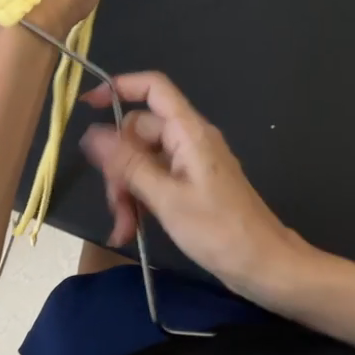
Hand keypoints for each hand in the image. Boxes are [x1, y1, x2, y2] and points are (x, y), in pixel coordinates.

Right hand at [79, 72, 304, 300]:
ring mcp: (189, 163)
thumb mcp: (167, 199)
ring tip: (124, 228)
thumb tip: (93, 133)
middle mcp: (188, 139)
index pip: (154, 88)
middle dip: (118, 165)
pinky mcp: (189, 186)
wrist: (266, 267)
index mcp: (189, 131)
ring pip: (142, 160)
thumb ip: (129, 164)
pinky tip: (130, 231)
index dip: (120, 87)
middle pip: (139, 132)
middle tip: (114, 204)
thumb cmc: (221, 231)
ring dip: (126, 190)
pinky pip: (154, 180)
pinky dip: (139, 201)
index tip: (88, 106)